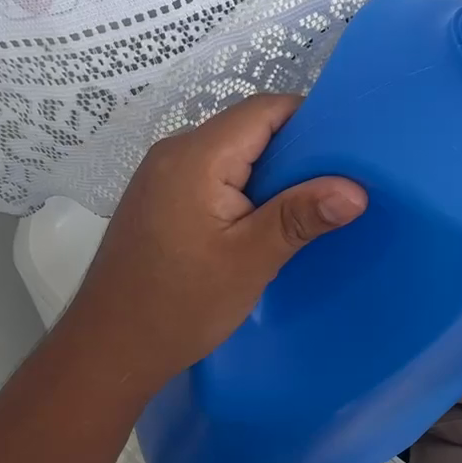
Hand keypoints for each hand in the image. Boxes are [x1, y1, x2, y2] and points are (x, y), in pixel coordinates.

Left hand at [61, 94, 367, 393]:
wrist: (104, 353)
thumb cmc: (180, 305)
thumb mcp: (250, 261)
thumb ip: (301, 216)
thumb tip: (358, 190)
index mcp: (198, 154)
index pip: (265, 109)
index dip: (309, 120)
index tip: (345, 149)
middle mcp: (175, 148)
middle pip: (248, 125)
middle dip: (293, 147)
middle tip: (332, 181)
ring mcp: (161, 170)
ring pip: (230, 146)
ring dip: (267, 167)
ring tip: (302, 201)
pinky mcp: (157, 192)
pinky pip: (210, 166)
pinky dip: (240, 181)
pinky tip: (258, 216)